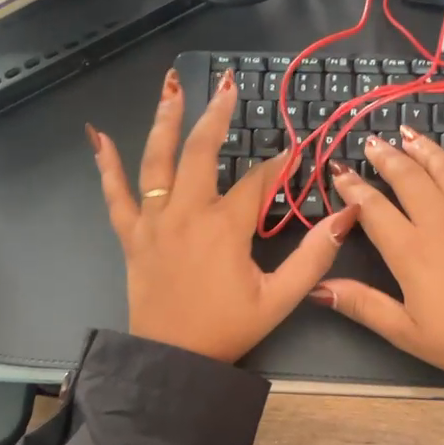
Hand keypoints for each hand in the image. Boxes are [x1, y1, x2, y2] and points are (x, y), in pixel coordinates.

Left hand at [89, 67, 359, 363]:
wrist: (174, 360)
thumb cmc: (228, 331)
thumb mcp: (280, 299)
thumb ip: (313, 257)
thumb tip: (345, 216)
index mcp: (225, 227)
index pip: (256, 181)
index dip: (278, 165)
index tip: (294, 152)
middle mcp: (187, 213)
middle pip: (201, 151)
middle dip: (216, 115)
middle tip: (227, 84)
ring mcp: (155, 222)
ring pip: (156, 161)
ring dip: (165, 121)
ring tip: (171, 87)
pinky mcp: (133, 238)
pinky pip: (116, 196)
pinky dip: (106, 166)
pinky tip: (98, 137)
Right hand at [311, 129, 443, 383]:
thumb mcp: (404, 332)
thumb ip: (362, 305)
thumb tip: (318, 287)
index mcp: (411, 252)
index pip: (373, 209)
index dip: (352, 188)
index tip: (339, 172)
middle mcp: (442, 223)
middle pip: (408, 178)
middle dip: (386, 157)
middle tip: (371, 142)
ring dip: (425, 148)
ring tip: (409, 133)